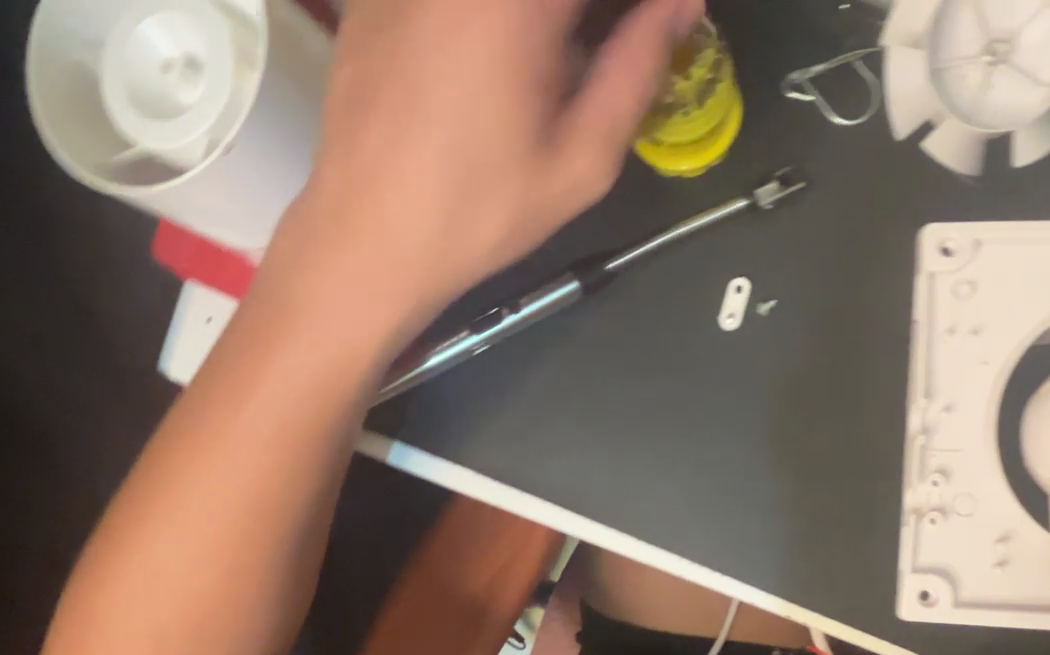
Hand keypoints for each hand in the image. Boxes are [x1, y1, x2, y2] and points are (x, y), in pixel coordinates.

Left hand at [257, 0, 702, 333]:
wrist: (368, 236)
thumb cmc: (484, 212)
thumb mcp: (582, 160)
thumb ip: (638, 70)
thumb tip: (681, 6)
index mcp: (516, 6)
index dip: (640, 6)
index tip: (658, 23)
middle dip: (584, 20)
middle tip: (603, 51)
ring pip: (505, 2)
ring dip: (545, 27)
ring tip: (550, 67)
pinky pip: (454, 2)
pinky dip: (492, 27)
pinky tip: (488, 74)